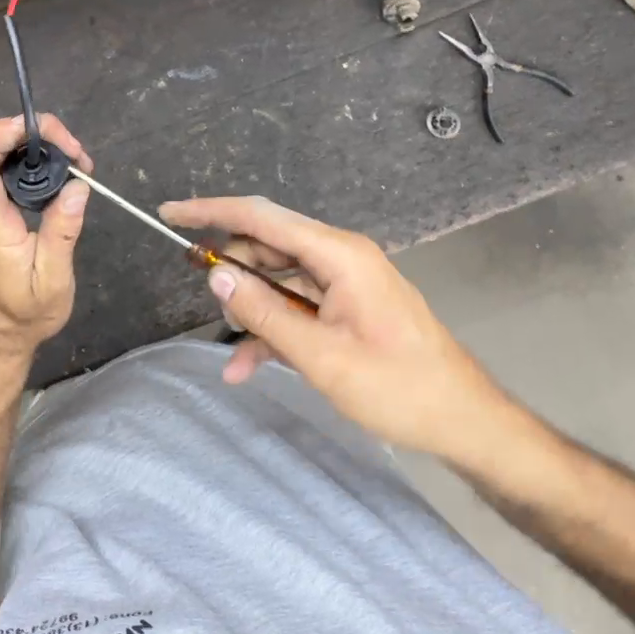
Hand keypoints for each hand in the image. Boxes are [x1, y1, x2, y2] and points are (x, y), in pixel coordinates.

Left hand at [0, 115, 92, 356]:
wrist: (2, 332)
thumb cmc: (26, 312)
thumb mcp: (53, 280)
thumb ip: (62, 232)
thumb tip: (78, 186)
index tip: (32, 129)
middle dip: (28, 134)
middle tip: (73, 147)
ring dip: (35, 145)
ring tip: (77, 157)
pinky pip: (9, 172)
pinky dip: (35, 161)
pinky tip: (64, 169)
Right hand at [159, 196, 527, 462]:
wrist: (465, 423)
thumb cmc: (400, 388)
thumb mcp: (322, 356)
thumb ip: (263, 313)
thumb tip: (214, 274)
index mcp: (338, 254)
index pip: (260, 216)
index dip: (209, 211)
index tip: (168, 213)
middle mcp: (339, 256)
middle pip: (265, 246)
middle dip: (232, 273)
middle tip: (213, 310)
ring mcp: (342, 281)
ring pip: (275, 279)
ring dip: (249, 309)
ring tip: (235, 349)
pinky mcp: (344, 306)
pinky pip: (294, 306)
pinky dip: (270, 330)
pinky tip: (245, 366)